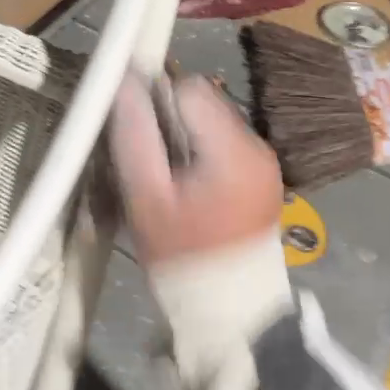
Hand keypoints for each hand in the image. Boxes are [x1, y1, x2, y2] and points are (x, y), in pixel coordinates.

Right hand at [106, 73, 285, 265]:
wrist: (229, 310)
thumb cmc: (181, 254)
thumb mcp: (145, 195)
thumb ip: (135, 134)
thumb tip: (124, 80)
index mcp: (234, 148)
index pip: (188, 87)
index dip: (156, 101)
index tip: (138, 132)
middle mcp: (258, 145)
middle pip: (202, 100)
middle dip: (170, 119)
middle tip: (151, 161)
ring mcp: (265, 160)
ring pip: (210, 118)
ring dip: (184, 134)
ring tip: (169, 177)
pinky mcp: (262, 173)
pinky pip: (223, 140)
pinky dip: (200, 150)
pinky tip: (189, 185)